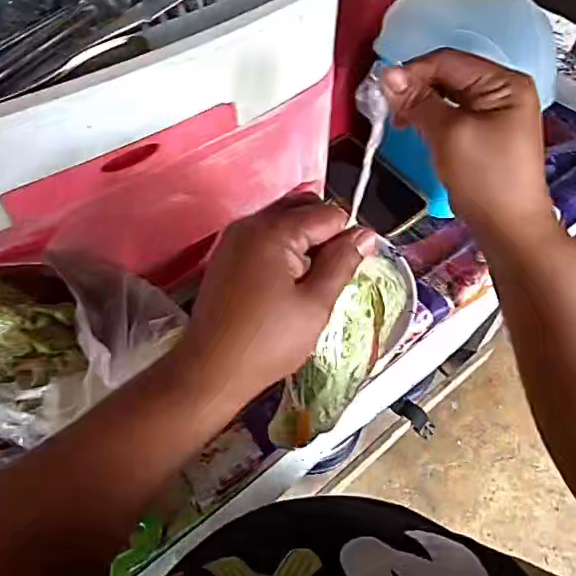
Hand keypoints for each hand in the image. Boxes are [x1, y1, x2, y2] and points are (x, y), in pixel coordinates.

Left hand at [178, 196, 373, 401]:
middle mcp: (248, 224)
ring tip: (310, 282)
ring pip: (283, 220)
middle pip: (303, 206)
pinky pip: (264, 236)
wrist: (211, 369)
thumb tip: (364, 236)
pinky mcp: (226, 255)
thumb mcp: (316, 304)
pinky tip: (287, 284)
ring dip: (304, 241)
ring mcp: (233, 238)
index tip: (351, 265)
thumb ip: (342, 262)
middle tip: (332, 272)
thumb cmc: (264, 343)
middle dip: (325, 232)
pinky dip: (282, 249)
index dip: (347, 237)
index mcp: (272, 231)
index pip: (328, 212)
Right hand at [379, 49, 552, 228]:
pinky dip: (430, 118)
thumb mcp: (448, 135)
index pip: (448, 60)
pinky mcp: (485, 130)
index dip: (413, 72)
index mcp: (505, 83)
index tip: (383, 91)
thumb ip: (417, 101)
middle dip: (415, 89)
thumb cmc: (487, 181)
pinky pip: (451, 112)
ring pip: (446, 94)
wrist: (509, 227)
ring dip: (420, 104)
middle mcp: (504, 90)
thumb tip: (388, 75)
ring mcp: (496, 111)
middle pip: (447, 74)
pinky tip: (417, 129)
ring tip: (402, 122)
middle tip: (390, 110)